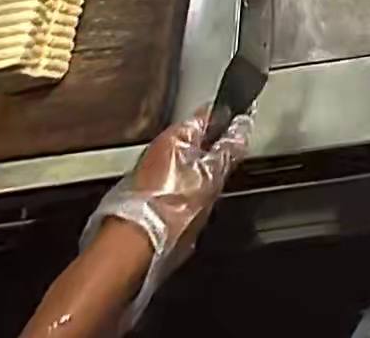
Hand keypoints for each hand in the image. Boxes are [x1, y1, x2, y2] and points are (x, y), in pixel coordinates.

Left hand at [81, 108, 250, 326]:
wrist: (127, 256)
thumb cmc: (166, 212)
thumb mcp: (210, 178)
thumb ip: (229, 150)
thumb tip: (242, 128)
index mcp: (176, 135)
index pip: (208, 115)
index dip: (228, 118)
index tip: (242, 128)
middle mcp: (158, 150)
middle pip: (196, 144)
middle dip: (213, 156)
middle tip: (227, 171)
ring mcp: (148, 176)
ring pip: (184, 170)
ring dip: (198, 182)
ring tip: (207, 201)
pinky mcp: (142, 201)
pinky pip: (172, 193)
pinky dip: (183, 202)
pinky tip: (188, 218)